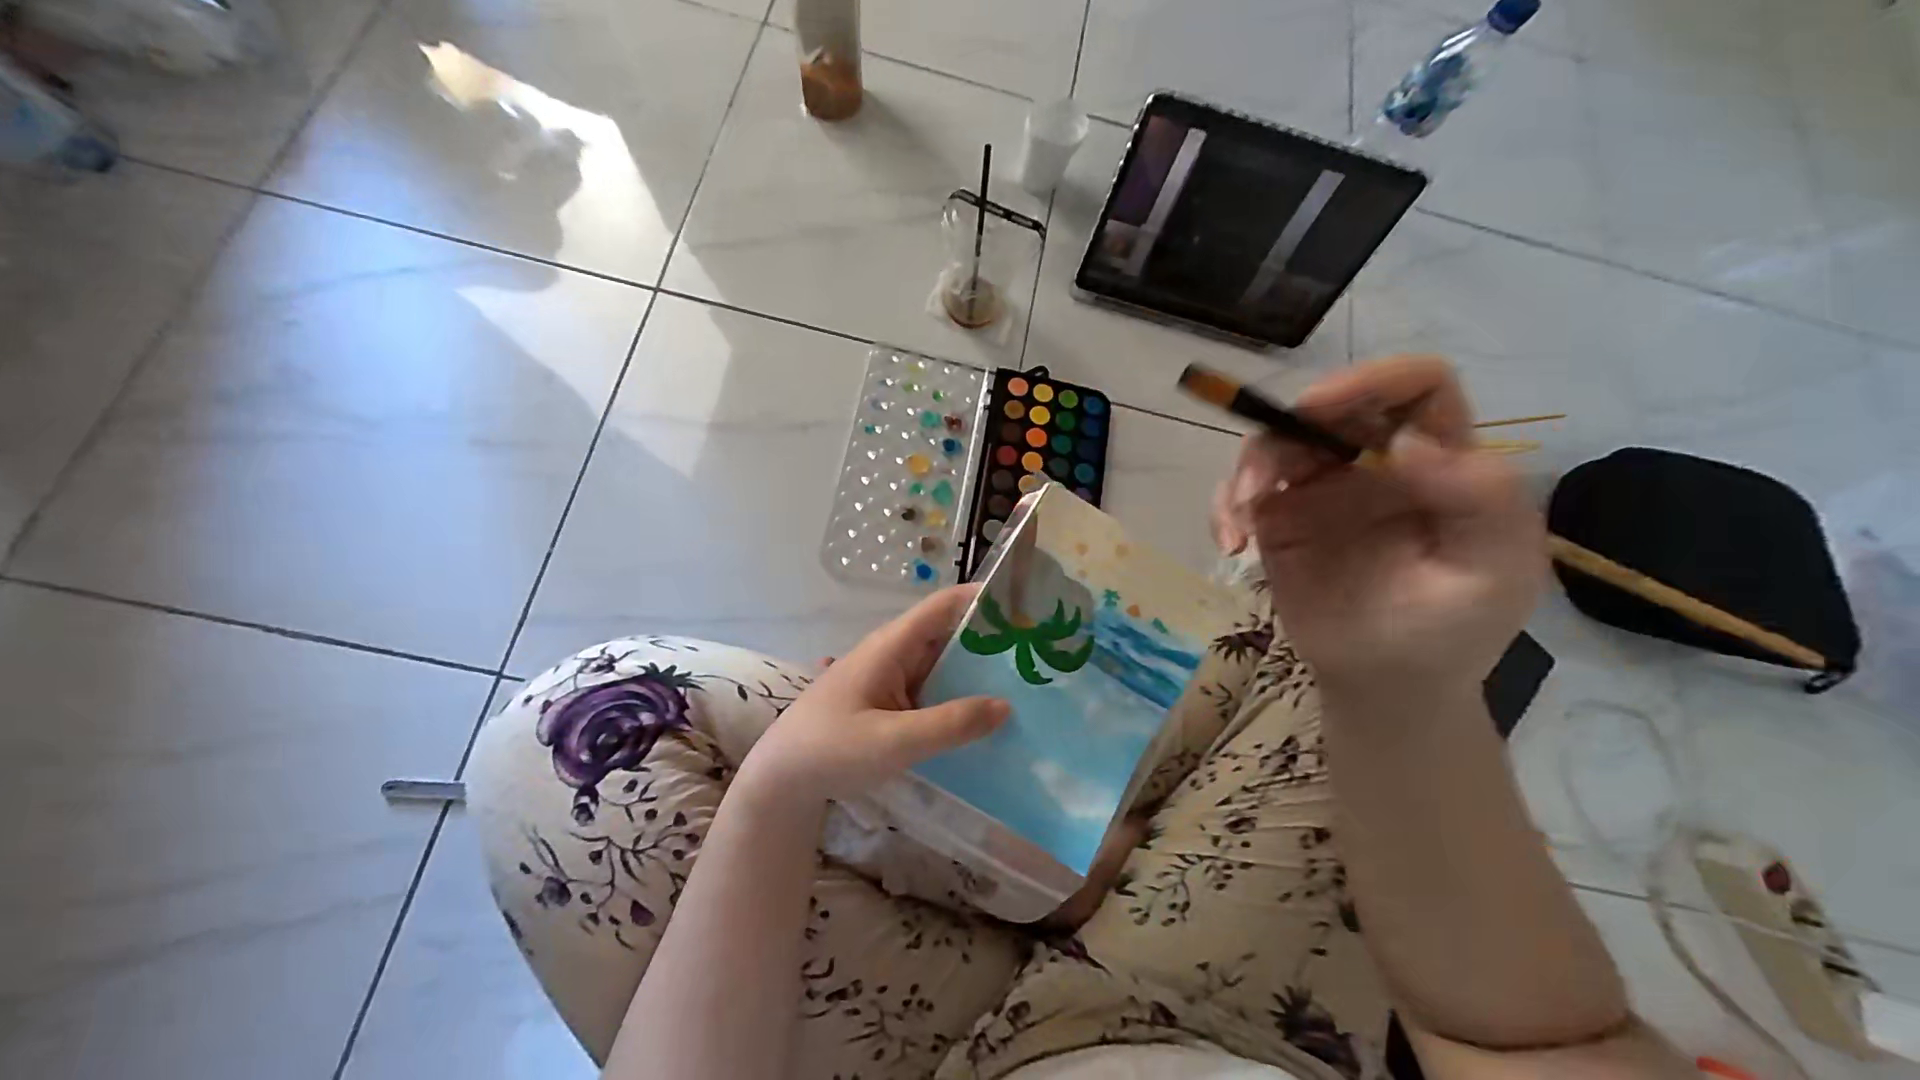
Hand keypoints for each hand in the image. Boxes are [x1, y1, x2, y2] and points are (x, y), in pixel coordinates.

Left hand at [738, 586, 1009, 804]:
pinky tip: (989, 715)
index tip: (1028, 607)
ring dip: (980, 671)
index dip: (984, 599)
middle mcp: (895, 654)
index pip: (944, 606)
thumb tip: (1005, 706)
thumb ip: (949, 725)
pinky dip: (962, 696)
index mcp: (891, 646)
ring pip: (945, 664)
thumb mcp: (893, 741)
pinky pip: (935, 691)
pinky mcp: (892, 704)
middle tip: (1043, 653)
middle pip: (950, 634)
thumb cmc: (830, 751)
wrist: (782, 780)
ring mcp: (894, 680)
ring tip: (1030, 683)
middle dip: (993, 639)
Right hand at [1218, 356, 1546, 696]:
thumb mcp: (1492, 573)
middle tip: (1262, 482)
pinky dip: (1224, 507)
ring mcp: (1320, 492)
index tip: (1318, 406)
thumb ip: (1477, 501)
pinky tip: (1230, 543)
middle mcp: (1375, 465)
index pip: (1417, 389)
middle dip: (1286, 429)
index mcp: (1438, 464)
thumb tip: (1407, 443)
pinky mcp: (1278, 522)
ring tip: (1242, 525)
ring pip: (1273, 447)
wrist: (1389, 686)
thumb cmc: (1450, 633)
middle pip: (1326, 411)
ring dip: (1247, 472)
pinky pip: (1240, 494)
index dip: (1371, 379)